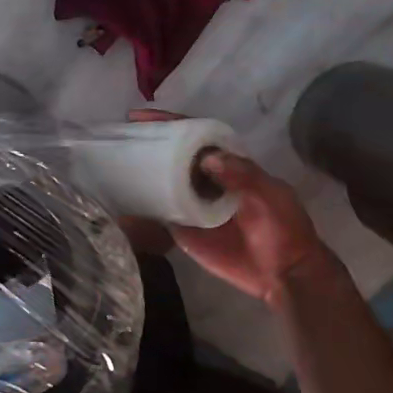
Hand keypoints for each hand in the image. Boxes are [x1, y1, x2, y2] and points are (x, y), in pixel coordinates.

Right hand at [129, 110, 327, 303]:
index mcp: (228, 163)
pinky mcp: (181, 228)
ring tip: (109, 159)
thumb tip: (206, 158)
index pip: (196, 136)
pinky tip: (117, 194)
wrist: (282, 274)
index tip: (143, 117)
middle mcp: (205, 179)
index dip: (171, 123)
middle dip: (147, 142)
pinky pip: (157, 211)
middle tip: (118, 136)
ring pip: (161, 179)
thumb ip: (244, 175)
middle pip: (172, 154)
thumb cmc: (282, 229)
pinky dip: (140, 202)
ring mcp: (191, 203)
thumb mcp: (270, 196)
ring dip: (139, 169)